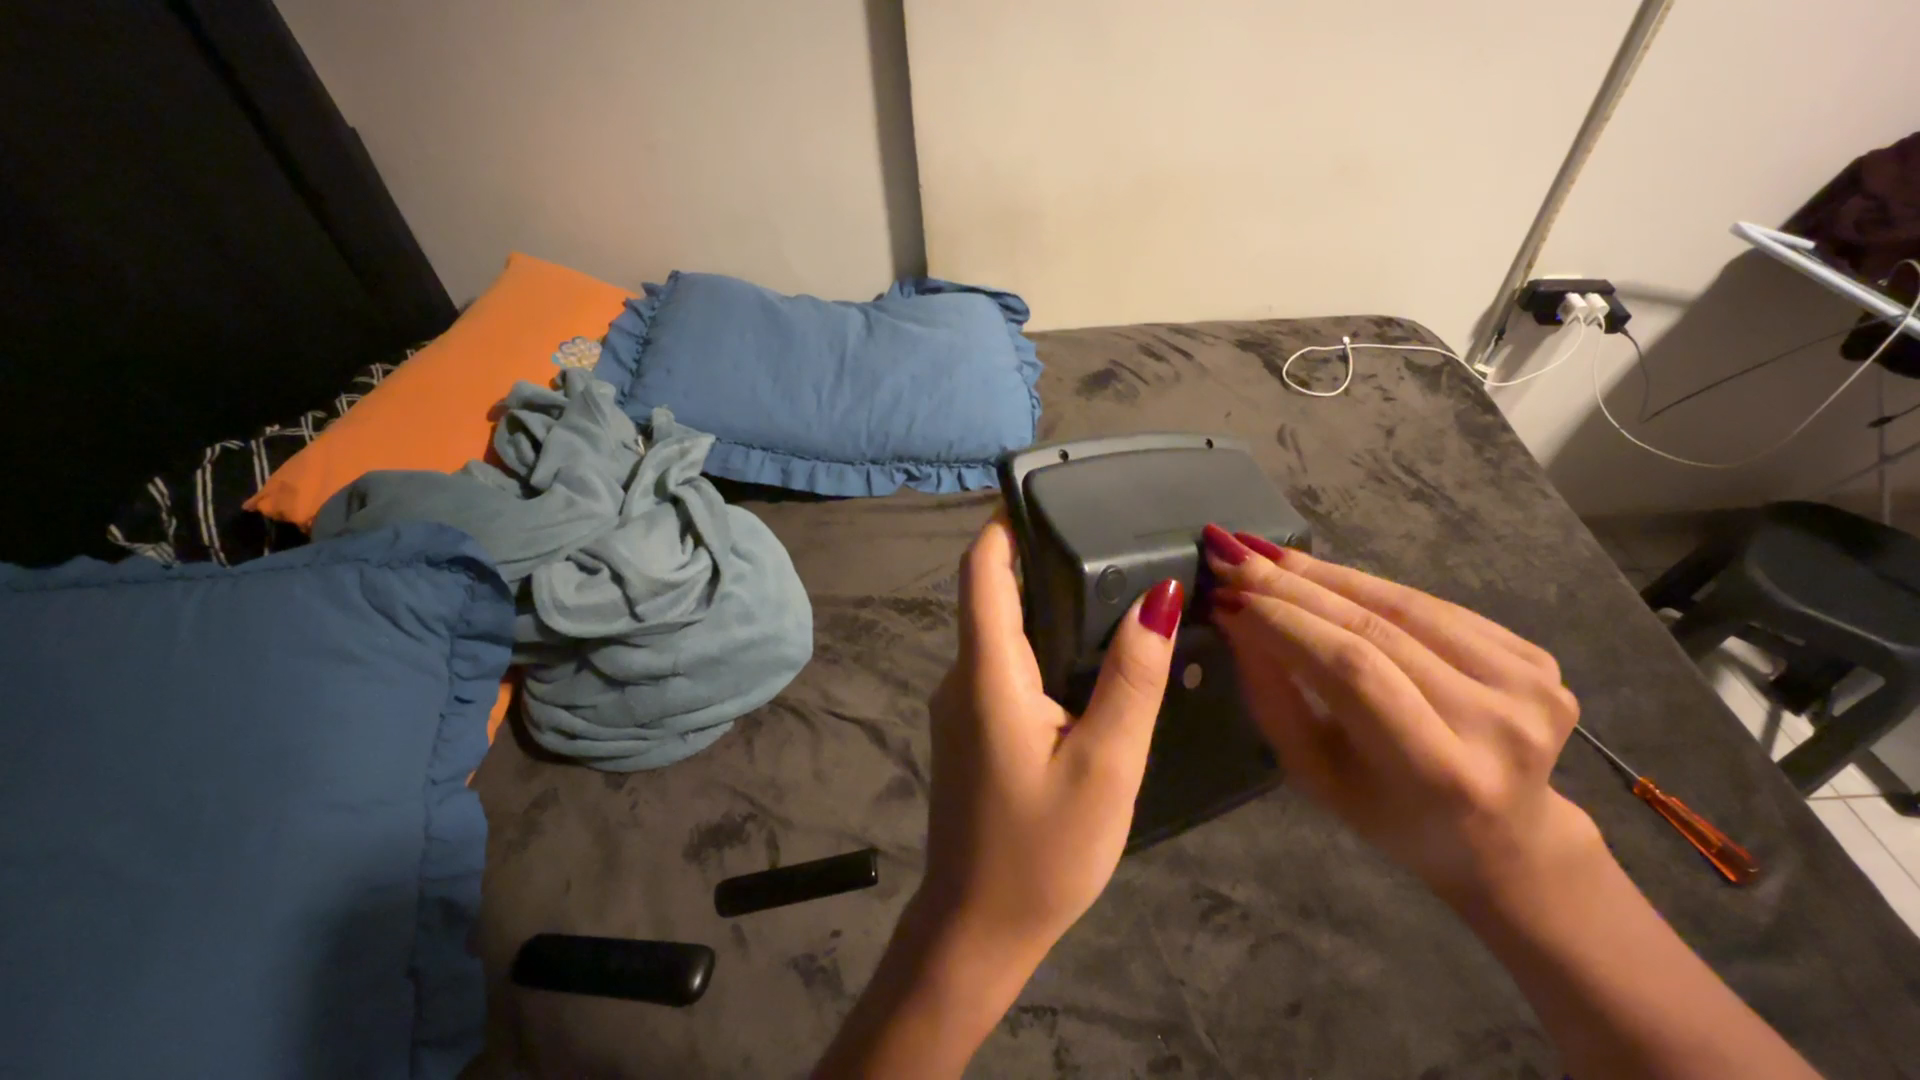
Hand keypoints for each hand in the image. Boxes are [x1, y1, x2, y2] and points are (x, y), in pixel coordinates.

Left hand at [921, 514, 1184, 955]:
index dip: (1003, 526)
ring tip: (1111, 594)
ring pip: (999, 636)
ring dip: (1044, 610)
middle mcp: (961, 678)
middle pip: (991, 597)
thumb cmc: (1043, 851)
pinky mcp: (969, 731)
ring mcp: (959, 706)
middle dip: (1039, 563)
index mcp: (987, 674)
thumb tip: (1157, 597)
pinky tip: (1085, 663)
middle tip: (1108, 543)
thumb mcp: (1107, 766)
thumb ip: (1132, 679)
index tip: (1045, 495)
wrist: (978, 927)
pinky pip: (1001, 669)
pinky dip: (1038, 650)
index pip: (981, 572)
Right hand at [1200, 525, 1595, 901]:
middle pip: (1377, 629)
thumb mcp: (1314, 773)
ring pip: (1403, 604)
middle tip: (1231, 555)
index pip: (1353, 672)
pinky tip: (1319, 573)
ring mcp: (1527, 684)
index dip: (1284, 624)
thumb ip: (1275, 696)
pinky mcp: (1537, 657)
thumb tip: (1235, 615)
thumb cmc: (1388, 815)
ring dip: (1324, 574)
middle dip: (1292, 587)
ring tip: (1264, 555)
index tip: (1224, 593)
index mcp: (1439, 772)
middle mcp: (1497, 722)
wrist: (1501, 834)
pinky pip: (1431, 606)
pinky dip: (1367, 586)